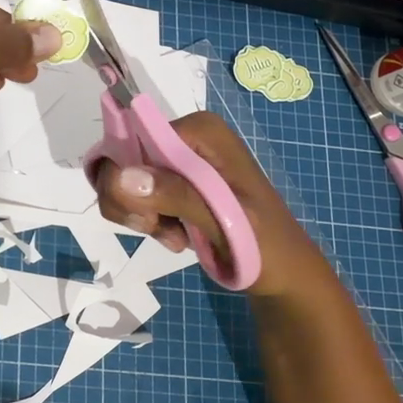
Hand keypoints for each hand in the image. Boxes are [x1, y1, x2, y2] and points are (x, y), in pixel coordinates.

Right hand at [92, 111, 331, 298]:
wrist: (283, 271)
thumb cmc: (265, 245)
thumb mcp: (223, 221)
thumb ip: (175, 196)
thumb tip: (120, 176)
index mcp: (199, 130)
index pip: (131, 140)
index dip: (126, 180)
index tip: (150, 218)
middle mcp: (183, 136)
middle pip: (119, 159)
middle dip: (130, 201)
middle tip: (159, 228)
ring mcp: (177, 158)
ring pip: (120, 181)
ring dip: (140, 215)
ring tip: (175, 235)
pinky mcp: (172, 180)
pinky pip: (133, 195)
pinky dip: (146, 220)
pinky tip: (175, 235)